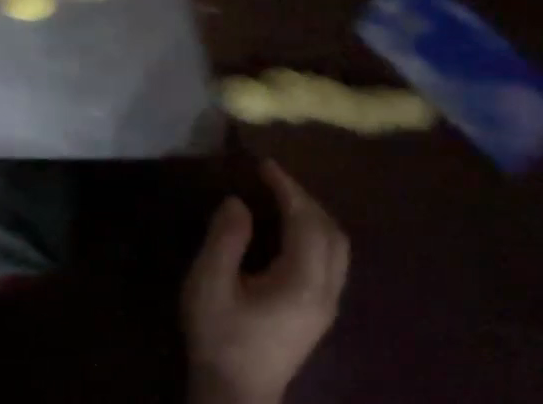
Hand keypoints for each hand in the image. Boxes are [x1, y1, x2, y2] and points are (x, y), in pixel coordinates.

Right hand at [182, 160, 349, 403]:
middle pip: (333, 236)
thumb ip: (225, 239)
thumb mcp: (209, 281)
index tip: (263, 164)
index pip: (307, 224)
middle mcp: (326, 292)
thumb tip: (238, 202)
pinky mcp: (318, 311)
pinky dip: (312, 235)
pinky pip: (329, 261)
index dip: (288, 190)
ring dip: (313, 217)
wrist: (237, 386)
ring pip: (337, 250)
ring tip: (278, 197)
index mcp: (302, 282)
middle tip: (271, 177)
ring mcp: (327, 305)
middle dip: (306, 200)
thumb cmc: (219, 331)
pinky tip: (285, 230)